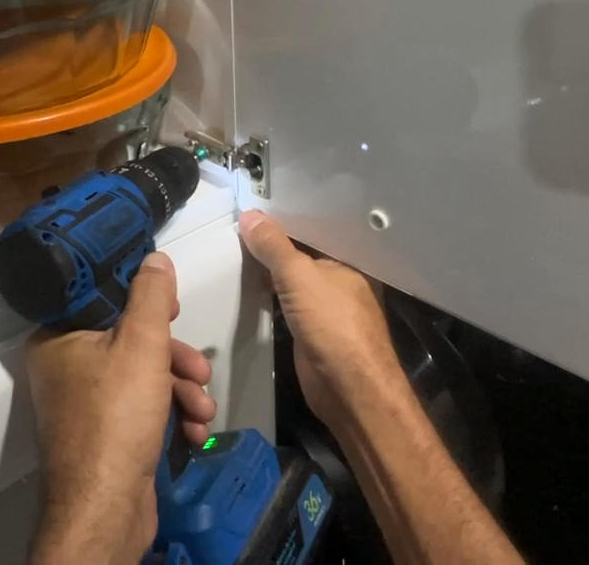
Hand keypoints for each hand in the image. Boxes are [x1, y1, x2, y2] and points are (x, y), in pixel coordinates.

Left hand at [25, 252, 218, 564]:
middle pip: (130, 339)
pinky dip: (170, 413)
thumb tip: (155, 259)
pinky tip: (194, 428)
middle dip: (173, 356)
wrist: (107, 511)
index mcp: (58, 337)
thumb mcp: (141, 345)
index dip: (141, 297)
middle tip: (196, 367)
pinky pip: (141, 406)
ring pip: (142, 374)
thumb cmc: (116, 418)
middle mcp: (65, 365)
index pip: (102, 297)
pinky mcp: (105, 432)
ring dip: (180, 387)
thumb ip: (151, 296)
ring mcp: (84, 402)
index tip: (173, 306)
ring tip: (202, 405)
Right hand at [238, 209, 405, 430]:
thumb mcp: (299, 276)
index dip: (289, 214)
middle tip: (241, 217)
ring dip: (270, 265)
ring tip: (238, 241)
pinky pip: (286, 298)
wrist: (349, 390)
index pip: (315, 227)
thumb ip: (273, 246)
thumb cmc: (333, 324)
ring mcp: (326, 304)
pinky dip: (269, 289)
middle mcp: (340, 277)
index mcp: (349, 259)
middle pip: (303, 251)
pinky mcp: (311, 326)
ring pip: (294, 275)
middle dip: (276, 239)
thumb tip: (249, 215)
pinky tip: (247, 277)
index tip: (258, 199)